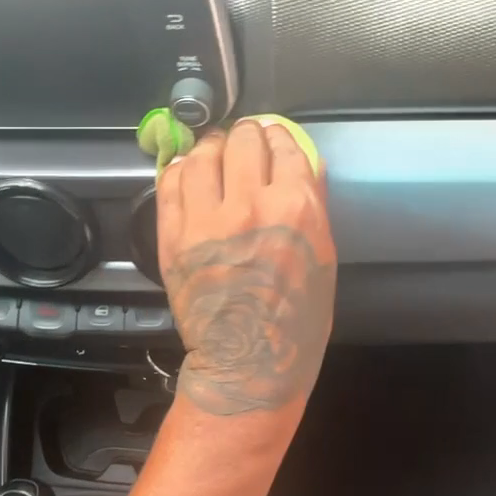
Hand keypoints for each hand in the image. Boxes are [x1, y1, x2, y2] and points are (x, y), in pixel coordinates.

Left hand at [158, 118, 335, 416]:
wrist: (248, 361)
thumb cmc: (296, 319)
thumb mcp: (323, 258)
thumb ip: (313, 207)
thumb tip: (304, 163)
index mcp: (295, 208)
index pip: (285, 147)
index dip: (279, 137)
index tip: (274, 137)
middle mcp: (250, 204)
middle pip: (243, 141)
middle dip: (246, 134)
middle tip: (244, 140)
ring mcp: (206, 219)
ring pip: (204, 155)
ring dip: (212, 147)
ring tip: (214, 152)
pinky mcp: (173, 236)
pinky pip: (171, 183)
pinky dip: (180, 170)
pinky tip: (188, 171)